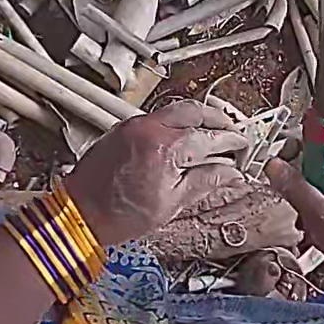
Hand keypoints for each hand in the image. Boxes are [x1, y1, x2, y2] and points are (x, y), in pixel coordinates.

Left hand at [64, 101, 247, 246]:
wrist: (81, 212)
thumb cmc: (119, 214)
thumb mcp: (172, 203)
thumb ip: (204, 181)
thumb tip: (229, 173)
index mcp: (165, 148)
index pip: (209, 137)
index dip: (231, 142)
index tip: (242, 147)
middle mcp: (149, 128)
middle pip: (194, 109)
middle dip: (218, 119)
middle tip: (232, 132)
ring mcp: (134, 125)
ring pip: (175, 109)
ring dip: (197, 118)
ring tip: (212, 135)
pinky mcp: (124, 127)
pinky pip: (157, 116)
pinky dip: (176, 122)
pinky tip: (184, 137)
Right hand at [263, 145, 323, 284]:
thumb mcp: (322, 215)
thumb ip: (295, 187)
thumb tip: (274, 166)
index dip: (303, 145)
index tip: (286, 156)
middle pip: (320, 161)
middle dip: (304, 180)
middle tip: (301, 198)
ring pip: (322, 180)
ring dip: (310, 198)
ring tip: (312, 218)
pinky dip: (319, 208)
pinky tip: (319, 225)